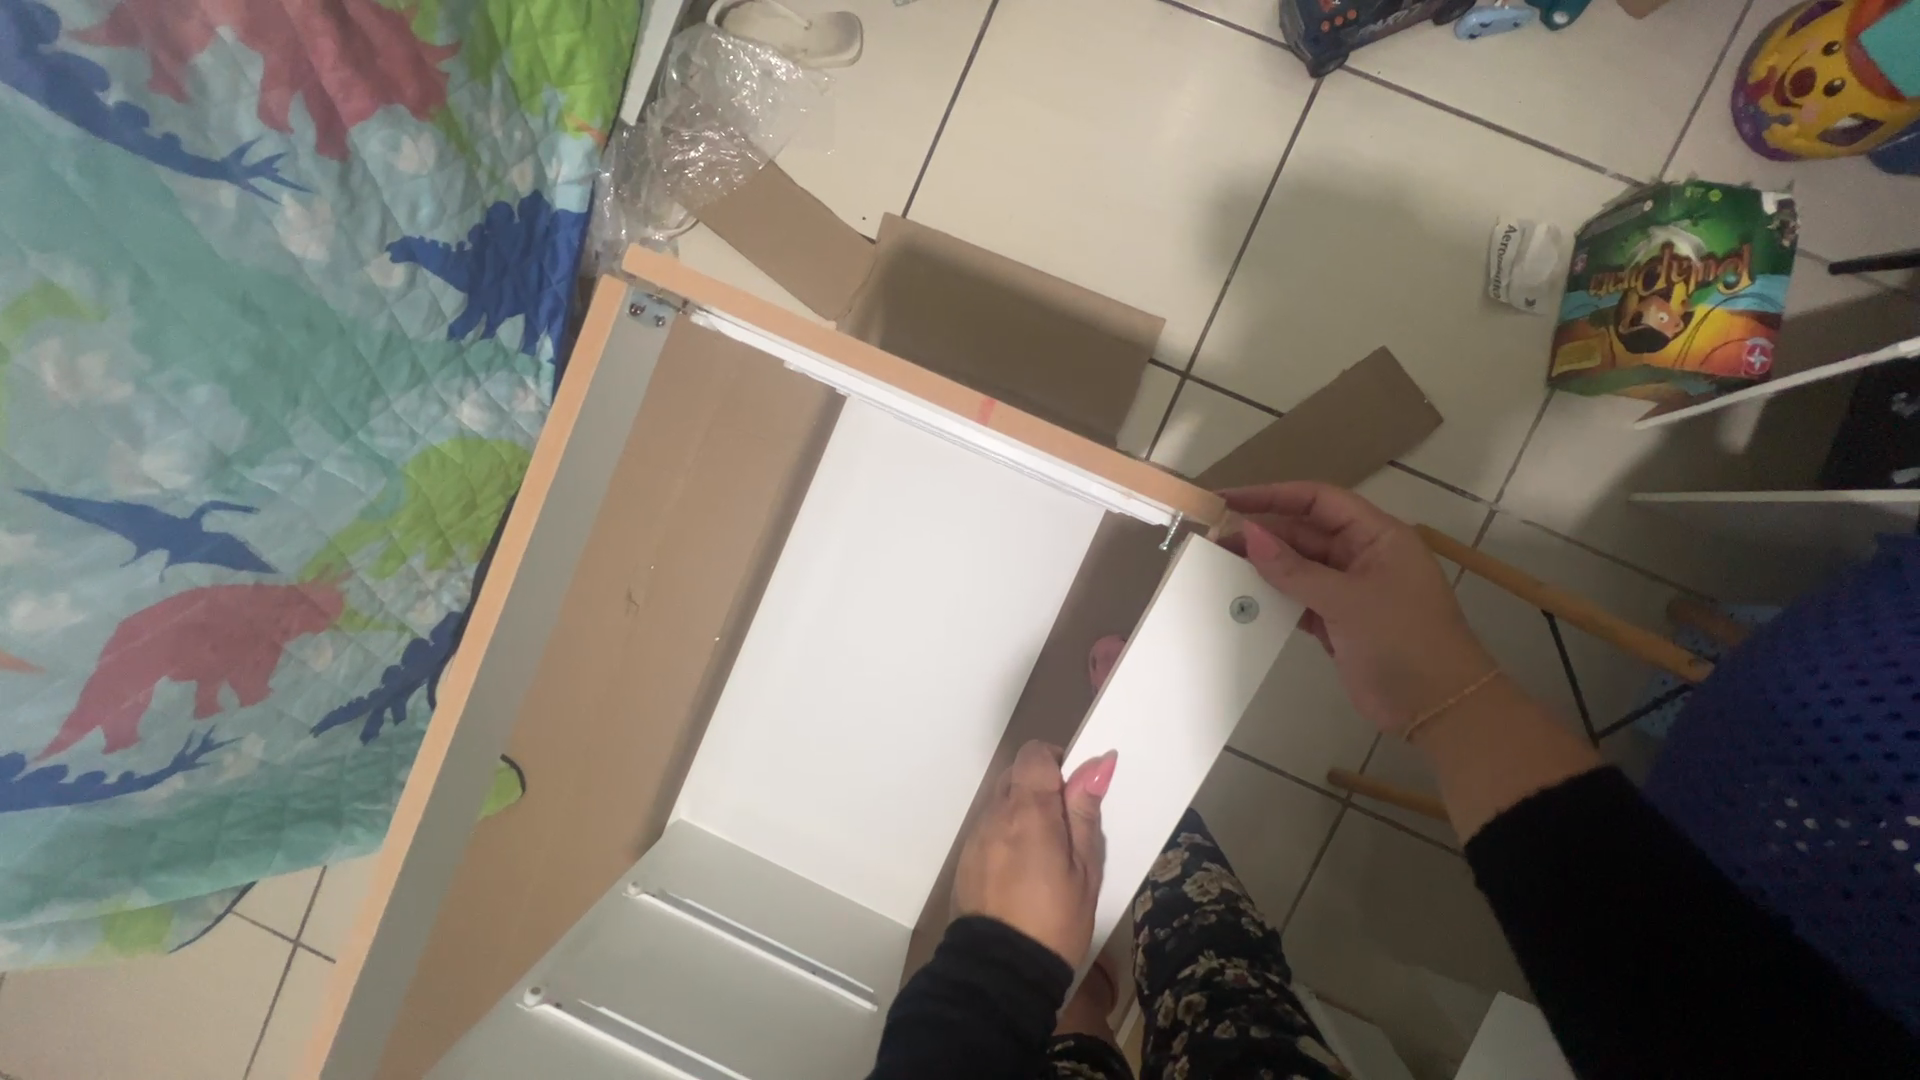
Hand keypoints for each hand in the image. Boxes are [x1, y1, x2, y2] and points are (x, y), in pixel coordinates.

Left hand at [952, 741, 1115, 966]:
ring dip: (1023, 810)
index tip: (1074, 789)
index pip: (1035, 753)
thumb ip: (1085, 810)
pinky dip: (1007, 832)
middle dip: (1042, 785)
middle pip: (1017, 773)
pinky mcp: (966, 856)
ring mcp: (976, 834)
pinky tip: (1022, 869)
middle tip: (1067, 824)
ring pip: (1002, 800)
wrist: (1000, 971)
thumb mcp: (1085, 868)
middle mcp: (995, 813)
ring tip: (1046, 853)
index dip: (1056, 761)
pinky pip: (989, 826)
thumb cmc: (1054, 919)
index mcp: (1028, 809)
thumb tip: (1097, 763)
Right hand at [1221, 482, 1496, 735]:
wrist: (1438, 708)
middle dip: (1260, 532)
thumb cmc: (1404, 641)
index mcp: (1377, 536)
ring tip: (1216, 562)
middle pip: (1302, 532)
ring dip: (1261, 564)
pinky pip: (1295, 596)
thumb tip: (1247, 534)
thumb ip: (1293, 569)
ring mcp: (1348, 588)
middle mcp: (1361, 555)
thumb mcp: (1347, 601)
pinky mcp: (1335, 619)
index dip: (1272, 495)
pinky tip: (1239, 595)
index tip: (1229, 500)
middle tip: (1212, 536)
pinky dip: (1270, 595)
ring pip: (1295, 565)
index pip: (1318, 500)